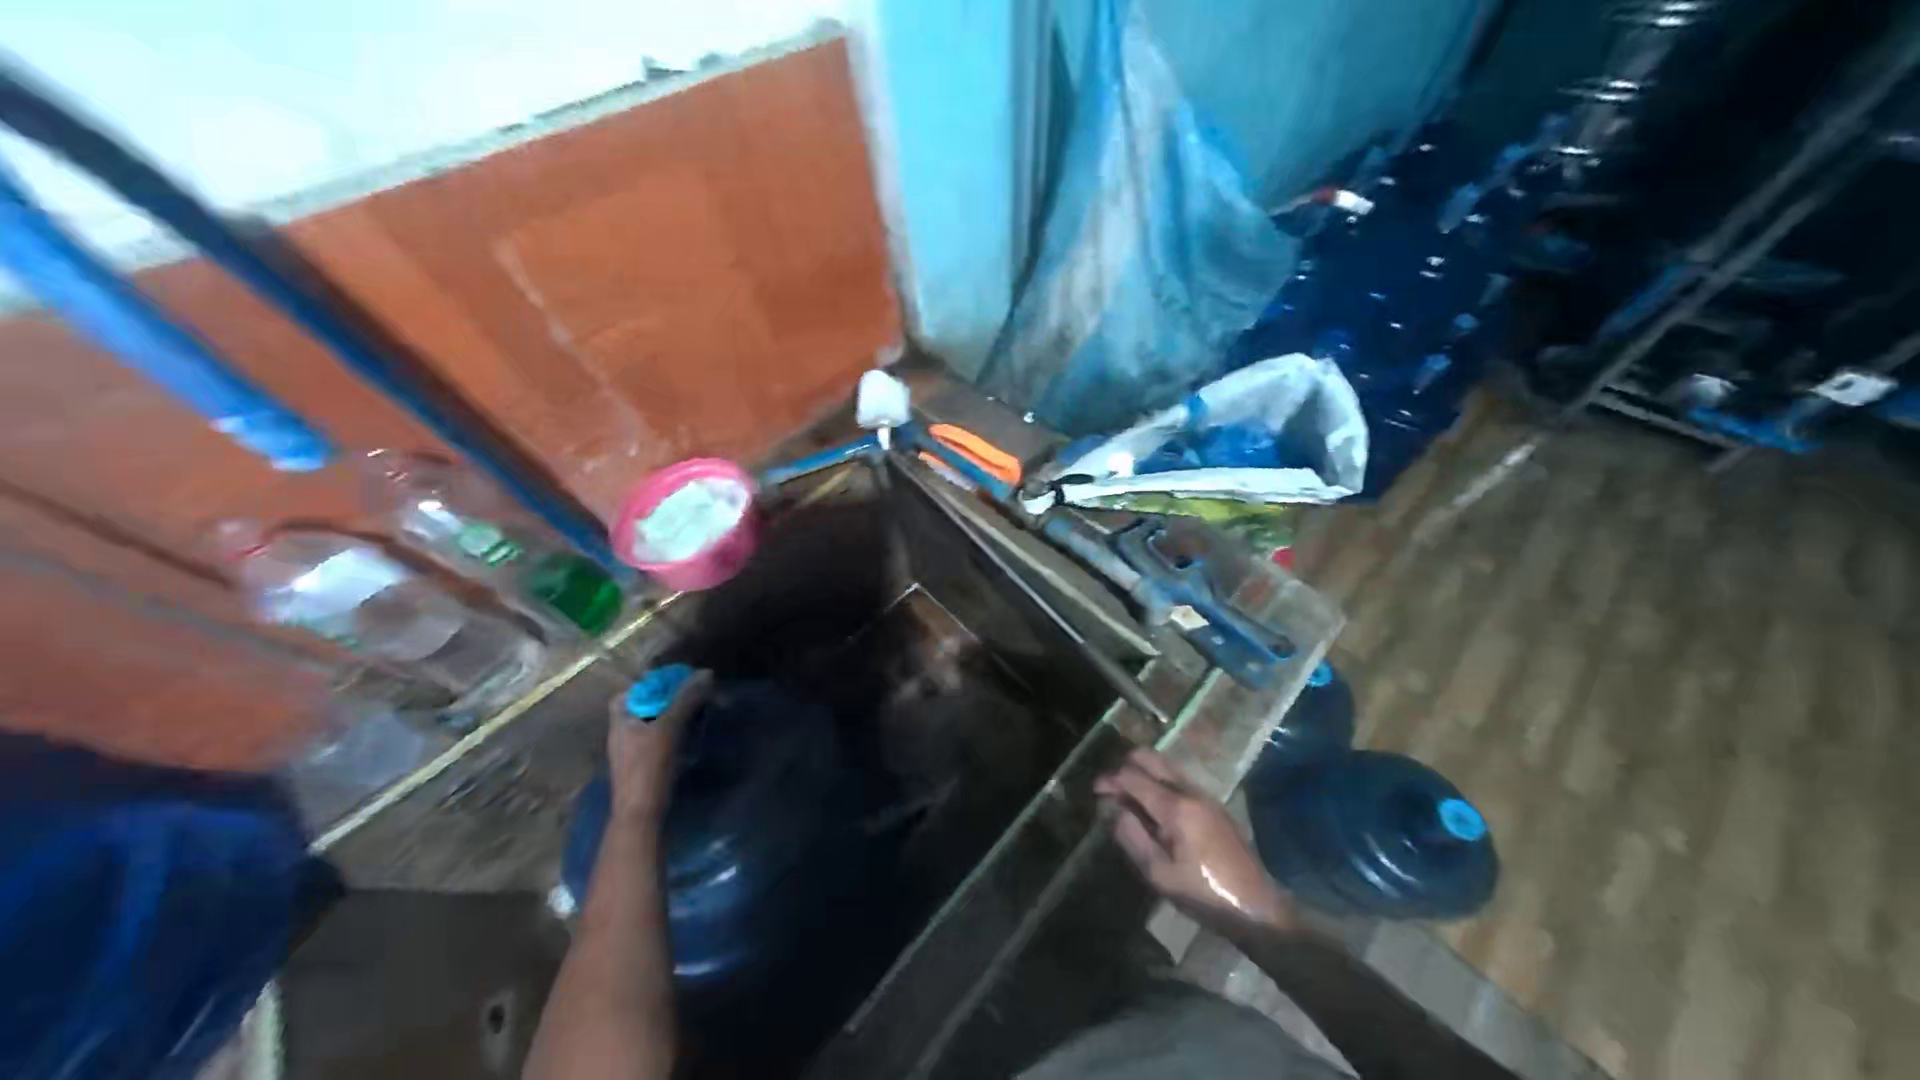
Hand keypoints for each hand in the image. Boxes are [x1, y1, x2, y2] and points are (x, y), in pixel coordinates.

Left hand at [606, 668, 710, 827]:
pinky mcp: (642, 767)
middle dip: (665, 700)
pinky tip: (689, 738)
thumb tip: (705, 673)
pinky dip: (671, 735)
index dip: (648, 685)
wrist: (640, 814)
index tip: (674, 683)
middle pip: (642, 708)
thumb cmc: (649, 767)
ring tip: (695, 713)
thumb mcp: (669, 728)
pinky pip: (656, 741)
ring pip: (651, 725)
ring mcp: (631, 753)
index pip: (628, 693)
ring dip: (671, 717)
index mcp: (620, 721)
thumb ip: (685, 699)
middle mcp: (621, 734)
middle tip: (691, 696)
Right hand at [1094, 749, 1297, 934]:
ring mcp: (1205, 795)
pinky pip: (1178, 780)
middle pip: (1150, 758)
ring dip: (1143, 773)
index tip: (1094, 792)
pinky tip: (1152, 809)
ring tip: (1127, 799)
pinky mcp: (1213, 805)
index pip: (1133, 776)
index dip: (1109, 780)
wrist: (1257, 907)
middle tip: (1110, 789)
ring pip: (1165, 766)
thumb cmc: (1203, 894)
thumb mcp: (1159, 873)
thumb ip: (1131, 836)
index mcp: (1175, 807)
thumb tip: (1111, 808)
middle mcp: (1190, 791)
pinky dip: (1159, 783)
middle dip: (1125, 767)